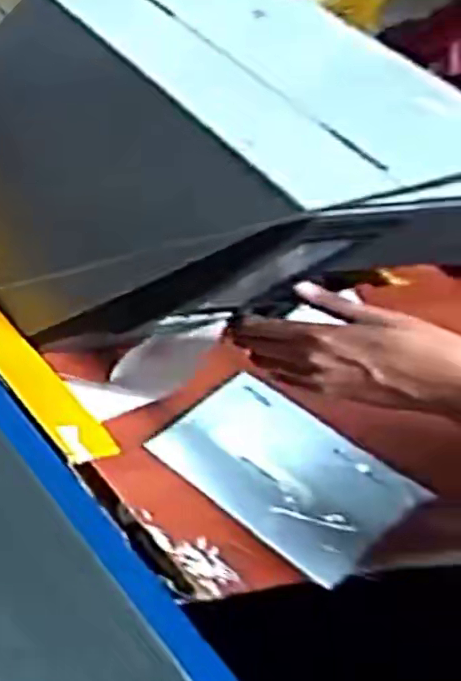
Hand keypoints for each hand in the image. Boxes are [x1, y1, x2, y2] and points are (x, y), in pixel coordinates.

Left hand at [229, 282, 460, 417]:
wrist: (453, 384)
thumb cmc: (424, 348)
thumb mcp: (381, 317)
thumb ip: (334, 303)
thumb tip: (302, 287)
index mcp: (316, 336)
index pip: (259, 328)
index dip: (244, 321)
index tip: (240, 316)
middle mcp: (305, 358)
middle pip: (254, 346)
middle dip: (244, 336)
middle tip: (243, 328)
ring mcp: (313, 378)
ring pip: (263, 363)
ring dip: (256, 352)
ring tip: (260, 343)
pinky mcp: (325, 393)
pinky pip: (284, 380)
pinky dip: (274, 369)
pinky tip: (281, 362)